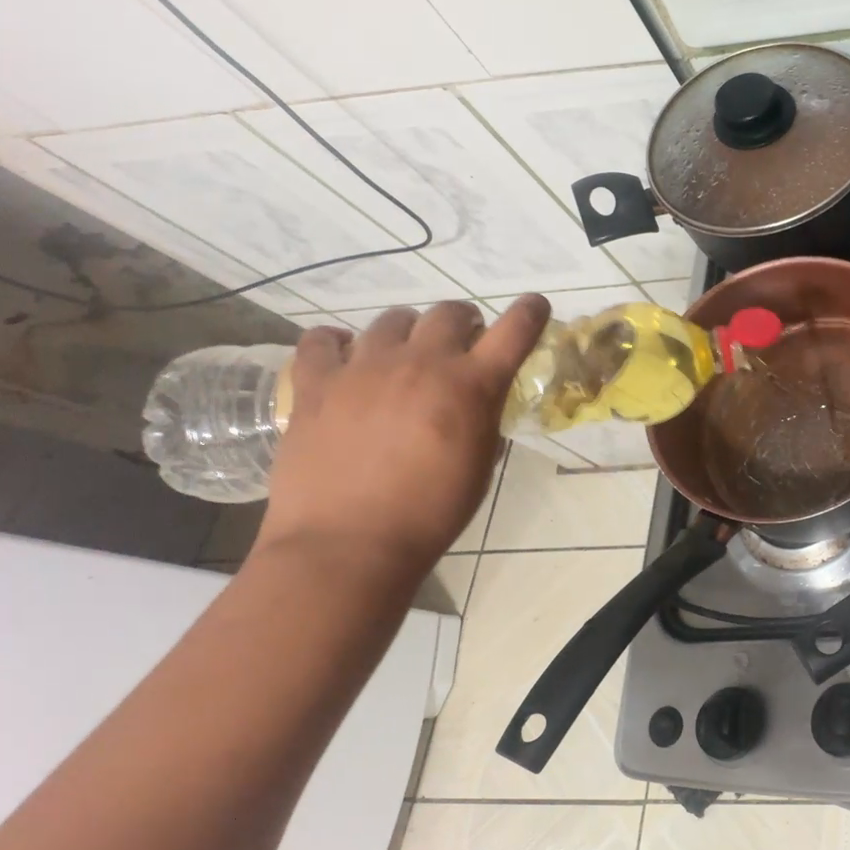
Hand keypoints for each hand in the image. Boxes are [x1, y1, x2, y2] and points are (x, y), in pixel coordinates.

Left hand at [255, 296, 550, 581]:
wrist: (348, 543)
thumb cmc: (431, 512)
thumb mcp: (480, 462)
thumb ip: (483, 418)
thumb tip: (480, 400)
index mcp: (471, 385)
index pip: (513, 330)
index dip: (530, 313)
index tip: (535, 306)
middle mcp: (420, 363)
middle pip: (448, 312)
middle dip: (464, 322)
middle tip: (462, 343)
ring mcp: (362, 369)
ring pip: (392, 320)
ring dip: (408, 331)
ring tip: (404, 355)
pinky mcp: (314, 384)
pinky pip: (323, 340)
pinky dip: (339, 343)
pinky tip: (344, 358)